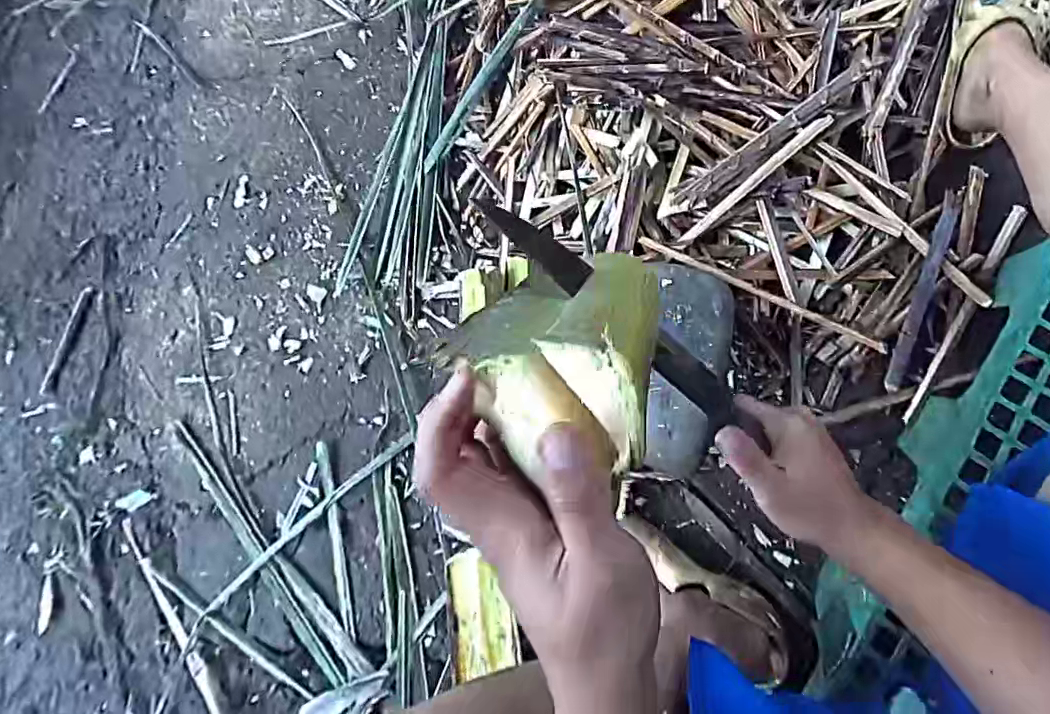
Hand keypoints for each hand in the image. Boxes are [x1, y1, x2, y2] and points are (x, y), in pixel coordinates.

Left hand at [415, 366, 659, 710]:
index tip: (467, 379)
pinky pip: (512, 471)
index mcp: (503, 530)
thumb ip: (579, 498)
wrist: (608, 681)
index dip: (441, 421)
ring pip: (479, 462)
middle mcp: (498, 522)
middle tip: (491, 368)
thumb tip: (555, 432)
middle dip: (458, 408)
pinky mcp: (535, 524)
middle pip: (451, 459)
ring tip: (517, 380)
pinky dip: (519, 438)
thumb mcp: (601, 562)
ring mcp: (514, 523)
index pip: (441, 472)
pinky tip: (548, 421)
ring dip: (486, 418)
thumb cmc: (605, 633)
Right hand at [716, 396, 878, 552]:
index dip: (730, 424)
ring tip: (767, 478)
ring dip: (763, 451)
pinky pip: (786, 440)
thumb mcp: (770, 489)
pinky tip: (782, 478)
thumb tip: (723, 431)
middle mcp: (801, 418)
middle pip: (757, 420)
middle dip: (748, 442)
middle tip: (751, 473)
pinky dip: (779, 455)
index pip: (745, 406)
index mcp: (788, 422)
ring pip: (771, 431)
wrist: (852, 527)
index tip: (724, 447)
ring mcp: (812, 429)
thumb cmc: (811, 509)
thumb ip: (746, 459)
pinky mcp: (817, 442)